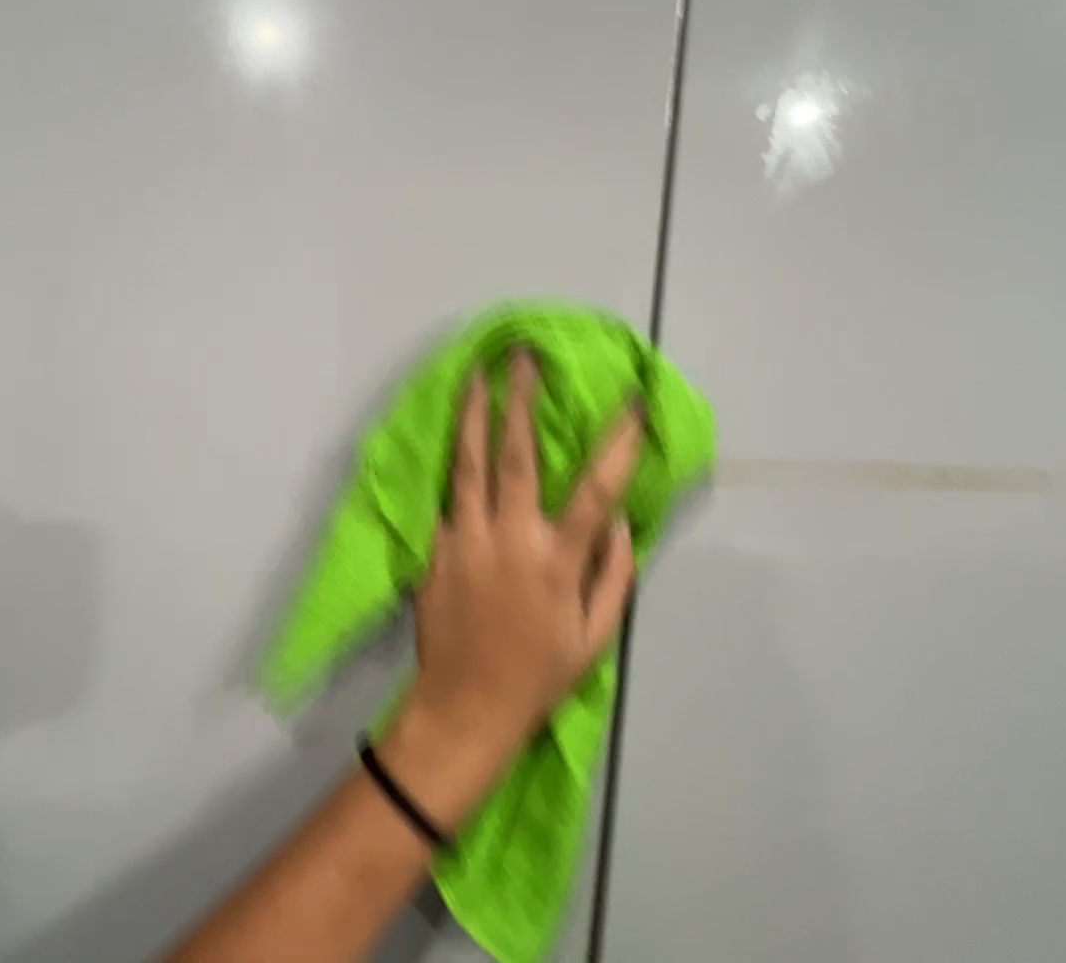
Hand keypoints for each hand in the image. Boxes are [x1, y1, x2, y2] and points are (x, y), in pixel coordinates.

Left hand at [402, 349, 642, 761]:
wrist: (463, 707)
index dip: (618, 443)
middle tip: (524, 358)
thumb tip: (622, 519)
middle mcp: (508, 540)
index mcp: (556, 561)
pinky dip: (449, 462)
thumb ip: (614, 574)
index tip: (632, 402)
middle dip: (522, 401)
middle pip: (516, 457)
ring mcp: (464, 541)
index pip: (596, 490)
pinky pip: (443, 497)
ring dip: (474, 414)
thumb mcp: (596, 637)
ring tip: (477, 374)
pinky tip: (450, 434)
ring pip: (468, 465)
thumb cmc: (538, 675)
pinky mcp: (433, 551)